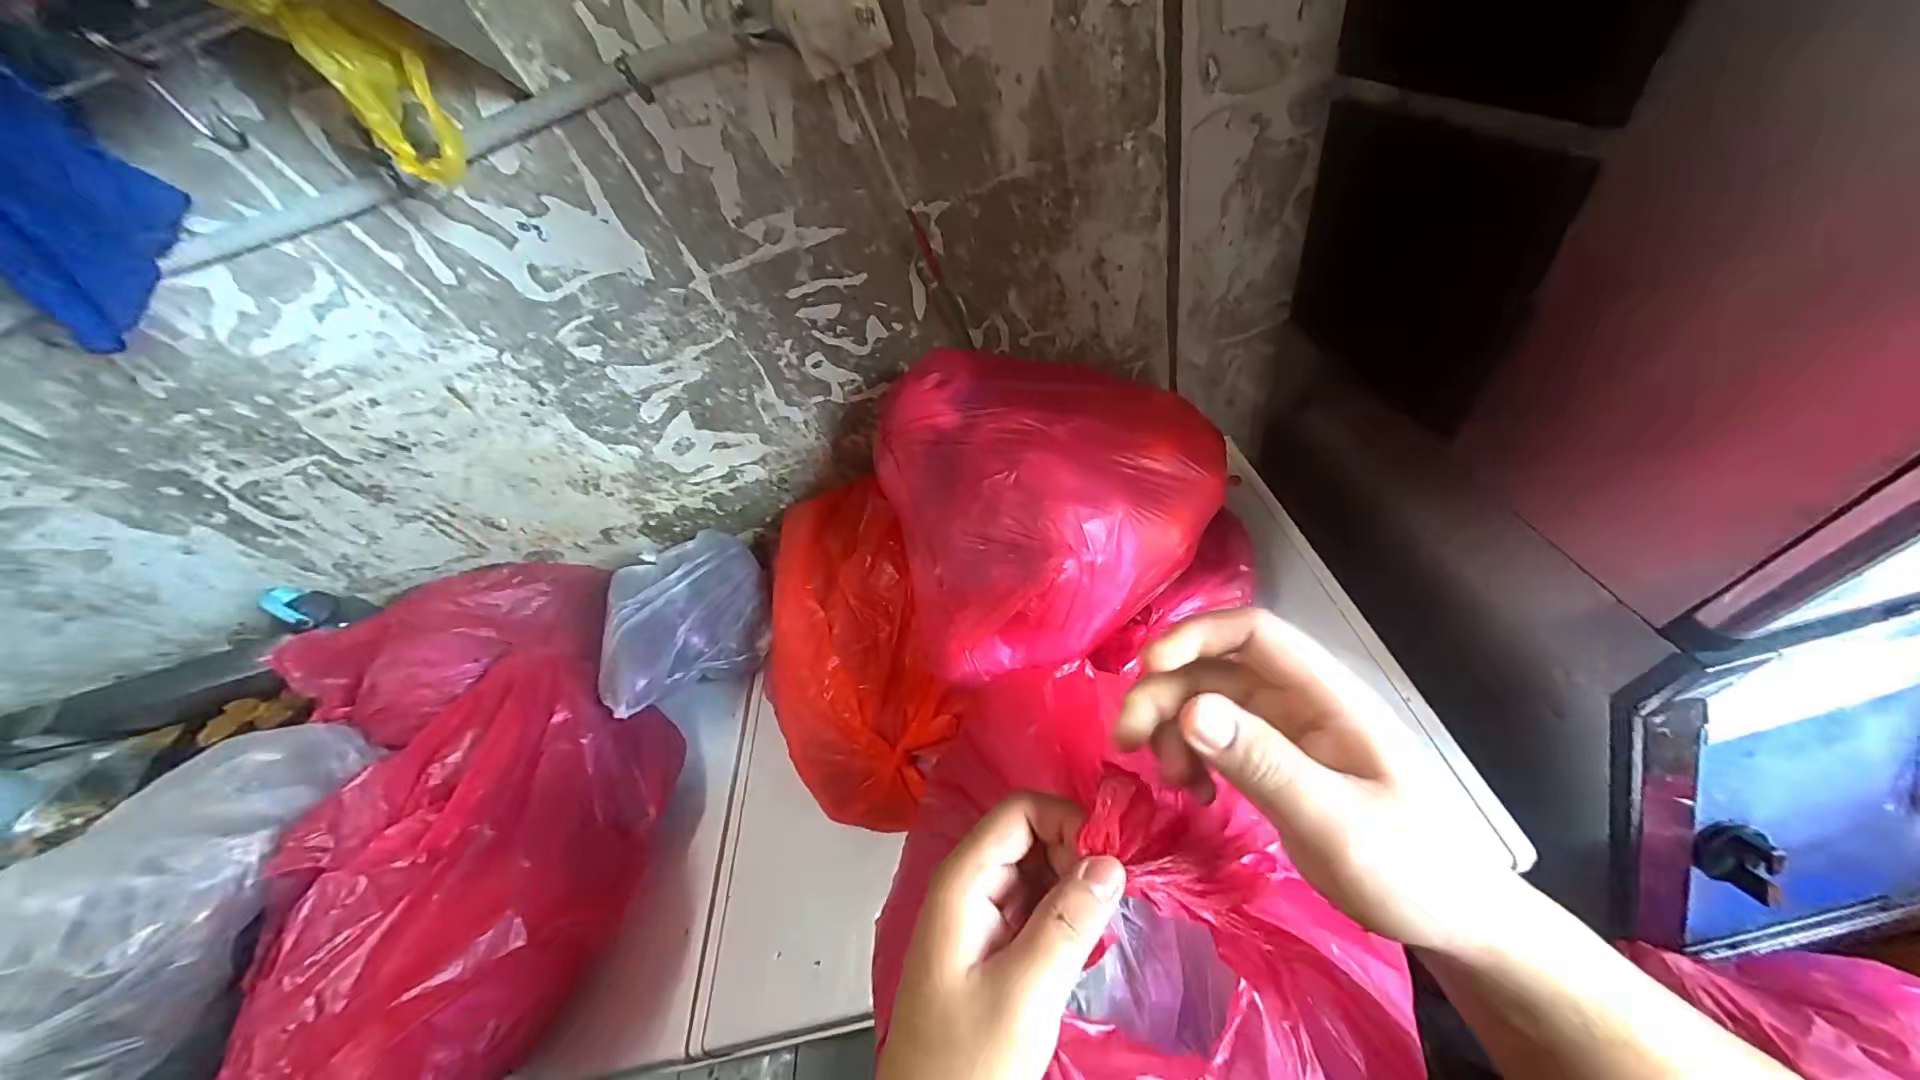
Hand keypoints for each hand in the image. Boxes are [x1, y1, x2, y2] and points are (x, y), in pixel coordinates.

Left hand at [878, 794, 1126, 1079]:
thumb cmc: (966, 1061)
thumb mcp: (1023, 995)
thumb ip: (1067, 924)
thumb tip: (1111, 861)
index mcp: (964, 879)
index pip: (1019, 812)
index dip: (1066, 821)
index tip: (1112, 860)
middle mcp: (972, 883)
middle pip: (1031, 835)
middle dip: (1077, 853)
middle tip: (1118, 895)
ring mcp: (984, 912)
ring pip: (1039, 869)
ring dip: (1077, 884)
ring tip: (1110, 917)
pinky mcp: (998, 942)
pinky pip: (1039, 904)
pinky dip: (1068, 912)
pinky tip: (1091, 938)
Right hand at [1114, 608, 1516, 953]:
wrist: (1454, 922)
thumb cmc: (1412, 870)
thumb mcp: (1336, 822)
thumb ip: (1263, 763)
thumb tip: (1189, 710)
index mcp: (1327, 694)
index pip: (1253, 632)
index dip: (1194, 636)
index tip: (1147, 669)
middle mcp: (1298, 701)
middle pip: (1213, 667)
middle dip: (1162, 695)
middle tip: (1125, 740)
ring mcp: (1283, 730)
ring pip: (1203, 701)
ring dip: (1169, 729)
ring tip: (1168, 780)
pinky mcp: (1270, 759)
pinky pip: (1212, 738)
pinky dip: (1188, 755)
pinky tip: (1191, 792)